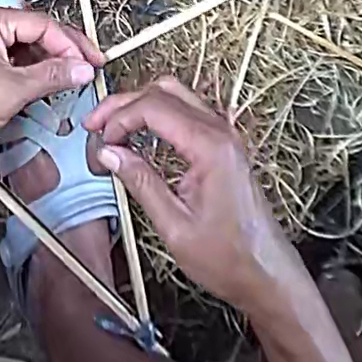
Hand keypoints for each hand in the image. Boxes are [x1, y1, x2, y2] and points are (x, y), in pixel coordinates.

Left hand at [0, 4, 102, 156]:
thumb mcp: (11, 91)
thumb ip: (53, 76)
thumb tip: (80, 69)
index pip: (43, 25)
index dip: (71, 45)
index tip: (90, 61)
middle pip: (37, 32)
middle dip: (63, 52)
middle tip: (87, 66)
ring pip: (27, 47)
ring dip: (49, 63)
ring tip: (70, 77)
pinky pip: (14, 59)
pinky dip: (32, 71)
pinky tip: (46, 83)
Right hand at [84, 78, 306, 314]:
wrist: (266, 270)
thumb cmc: (226, 256)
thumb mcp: (175, 225)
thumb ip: (141, 182)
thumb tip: (109, 152)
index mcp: (209, 145)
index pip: (155, 107)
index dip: (120, 118)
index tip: (99, 139)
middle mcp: (219, 129)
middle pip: (164, 92)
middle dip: (125, 103)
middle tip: (95, 124)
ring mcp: (223, 132)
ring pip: (176, 95)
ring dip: (141, 103)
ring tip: (112, 126)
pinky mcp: (222, 142)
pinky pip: (187, 111)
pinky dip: (158, 113)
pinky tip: (139, 133)